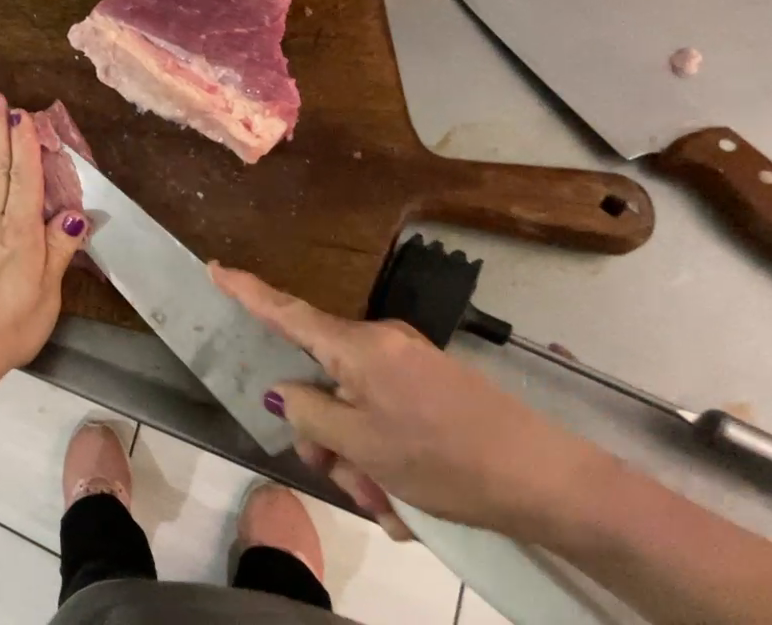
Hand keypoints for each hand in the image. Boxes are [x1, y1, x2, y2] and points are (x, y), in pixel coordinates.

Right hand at [212, 265, 606, 541]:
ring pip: (353, 410)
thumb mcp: (362, 445)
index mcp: (358, 348)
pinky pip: (387, 422)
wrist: (558, 487)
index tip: (213, 267)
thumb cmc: (448, 459)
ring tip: (386, 504)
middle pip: (319, 381)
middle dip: (320, 433)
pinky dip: (385, 460)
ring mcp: (410, 369)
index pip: (286, 312)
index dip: (246, 292)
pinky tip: (407, 504)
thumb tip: (283, 392)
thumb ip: (307, 412)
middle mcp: (380, 348)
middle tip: (340, 479)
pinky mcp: (435, 393)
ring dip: (356, 458)